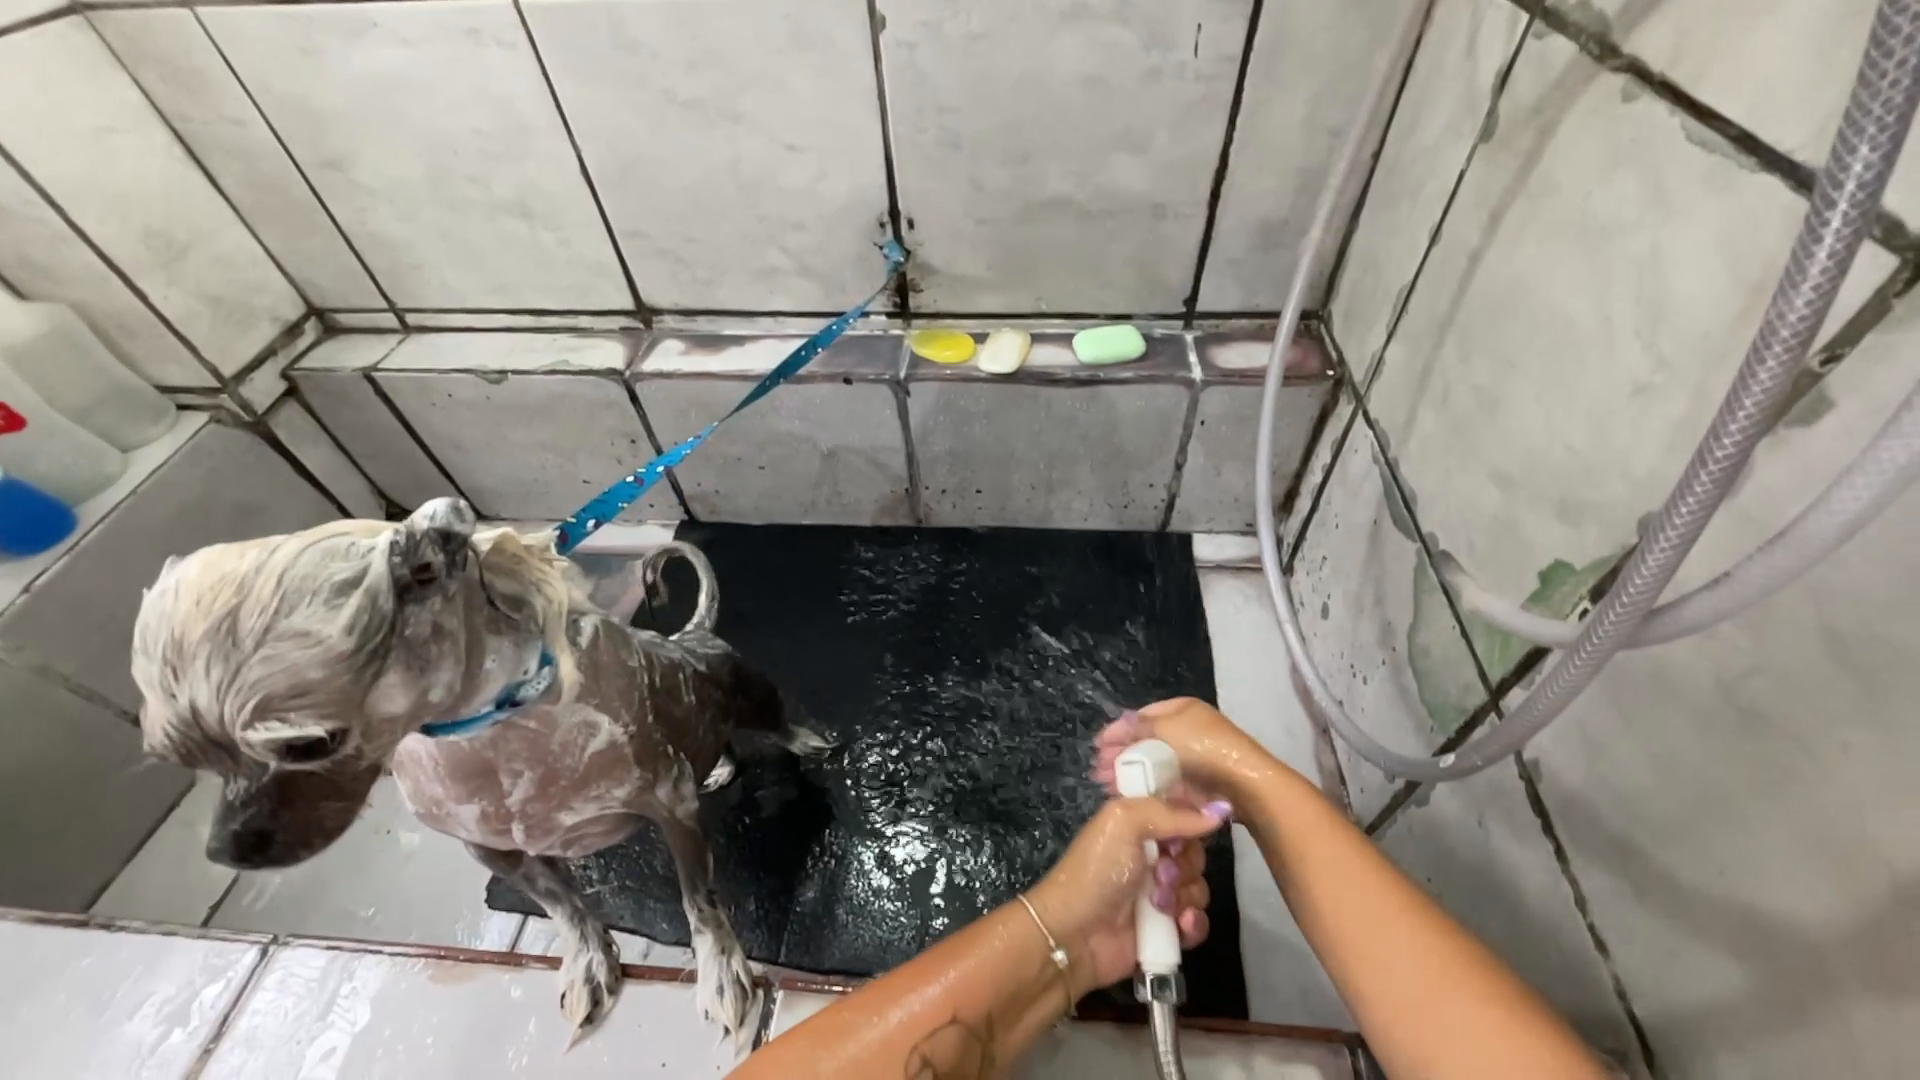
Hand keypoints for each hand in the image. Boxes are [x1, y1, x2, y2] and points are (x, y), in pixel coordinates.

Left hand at [1026, 796, 1229, 994]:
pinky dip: (1192, 922)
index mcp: (1138, 824)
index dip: (1193, 821)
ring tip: (1158, 903)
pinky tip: (1178, 925)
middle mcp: (1151, 855)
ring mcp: (1160, 893)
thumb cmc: (1098, 870)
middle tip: (1161, 873)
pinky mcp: (1167, 928)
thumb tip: (1219, 809)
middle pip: (1195, 851)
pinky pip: (1198, 921)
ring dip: (1184, 894)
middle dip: (1185, 863)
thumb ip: (1171, 812)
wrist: (1076, 934)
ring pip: (1198, 886)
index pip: (1181, 813)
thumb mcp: (1125, 824)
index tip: (1190, 830)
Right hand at [1092, 697, 1288, 802]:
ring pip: (1151, 764)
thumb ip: (1139, 727)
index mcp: (1181, 710)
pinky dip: (1143, 787)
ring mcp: (1190, 759)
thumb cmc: (1202, 748)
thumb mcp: (1166, 729)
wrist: (1242, 784)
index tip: (1098, 745)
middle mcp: (1185, 731)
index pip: (1142, 716)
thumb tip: (1121, 724)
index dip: (1119, 729)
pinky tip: (1125, 794)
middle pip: (1145, 741)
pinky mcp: (1193, 784)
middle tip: (1098, 768)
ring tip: (1106, 783)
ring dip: (1127, 772)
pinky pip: (1162, 782)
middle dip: (1120, 754)